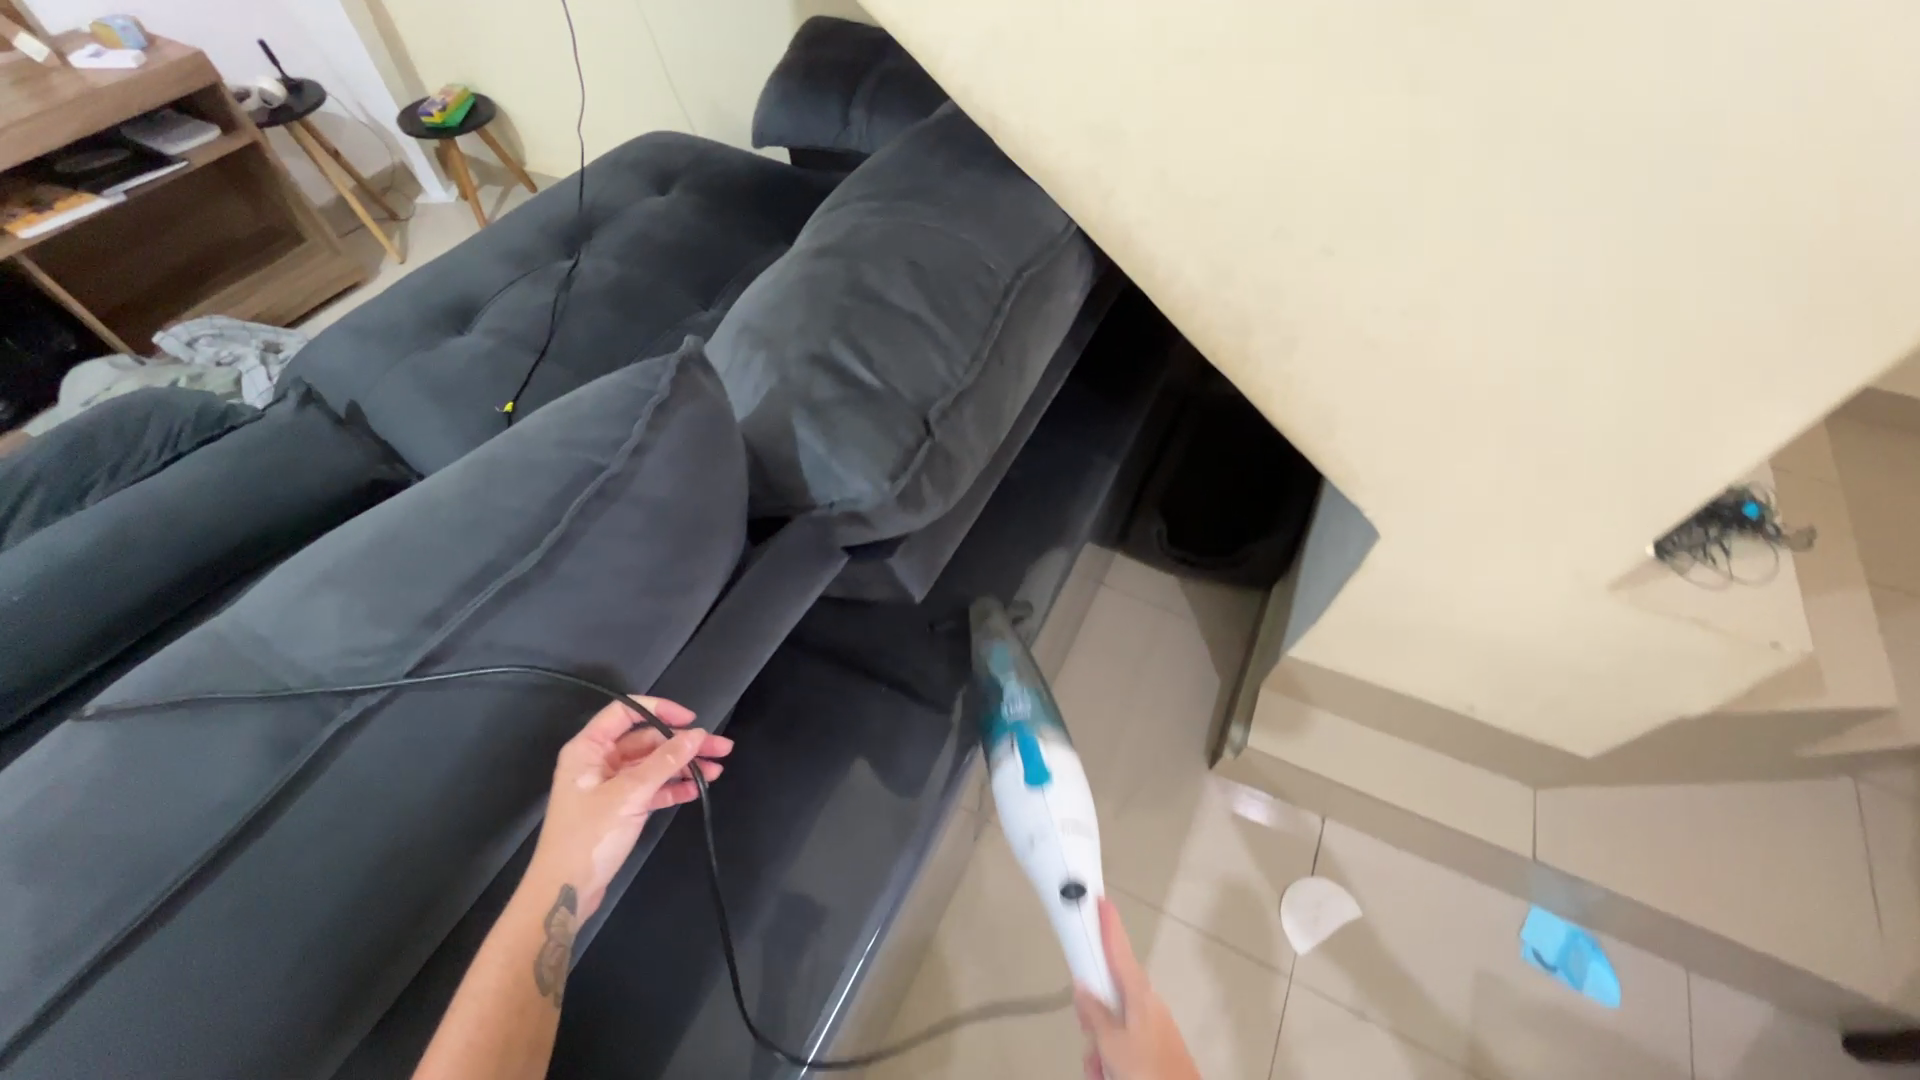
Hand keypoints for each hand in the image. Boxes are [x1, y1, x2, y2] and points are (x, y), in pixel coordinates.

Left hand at [524, 697, 731, 919]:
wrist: (565, 891)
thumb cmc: (589, 836)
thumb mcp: (629, 794)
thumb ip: (665, 762)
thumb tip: (697, 734)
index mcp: (589, 749)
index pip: (626, 712)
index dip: (659, 710)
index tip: (690, 720)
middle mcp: (599, 761)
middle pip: (647, 740)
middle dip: (683, 744)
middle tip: (721, 748)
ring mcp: (611, 785)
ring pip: (654, 765)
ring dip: (684, 766)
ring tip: (717, 770)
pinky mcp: (621, 807)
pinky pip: (652, 788)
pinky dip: (673, 787)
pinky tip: (696, 790)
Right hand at [1075, 897, 1200, 1079]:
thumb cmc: (1147, 1070)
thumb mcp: (1111, 1043)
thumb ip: (1094, 1014)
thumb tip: (1083, 986)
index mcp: (1137, 992)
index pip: (1118, 948)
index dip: (1108, 923)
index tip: (1100, 900)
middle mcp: (1146, 1002)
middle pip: (1107, 992)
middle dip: (1091, 1016)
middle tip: (1087, 1034)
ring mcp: (1151, 1023)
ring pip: (1111, 1023)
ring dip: (1100, 1047)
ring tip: (1101, 1070)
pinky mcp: (1154, 1044)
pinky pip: (1122, 1042)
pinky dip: (1111, 1058)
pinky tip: (1109, 1075)